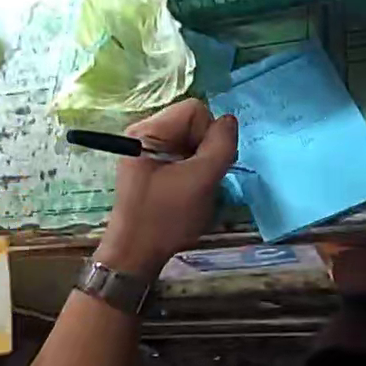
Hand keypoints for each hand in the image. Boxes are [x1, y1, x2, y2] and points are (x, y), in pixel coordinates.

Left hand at [94, 99, 238, 279]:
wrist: (135, 256)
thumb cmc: (165, 219)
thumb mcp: (200, 181)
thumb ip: (220, 145)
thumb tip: (230, 121)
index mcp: (148, 131)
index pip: (195, 109)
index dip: (209, 133)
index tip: (206, 164)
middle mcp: (145, 134)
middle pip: (193, 123)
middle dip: (207, 148)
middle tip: (204, 179)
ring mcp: (148, 151)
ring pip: (192, 141)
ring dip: (202, 162)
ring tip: (196, 188)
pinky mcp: (153, 168)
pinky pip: (184, 156)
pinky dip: (194, 171)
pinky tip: (190, 192)